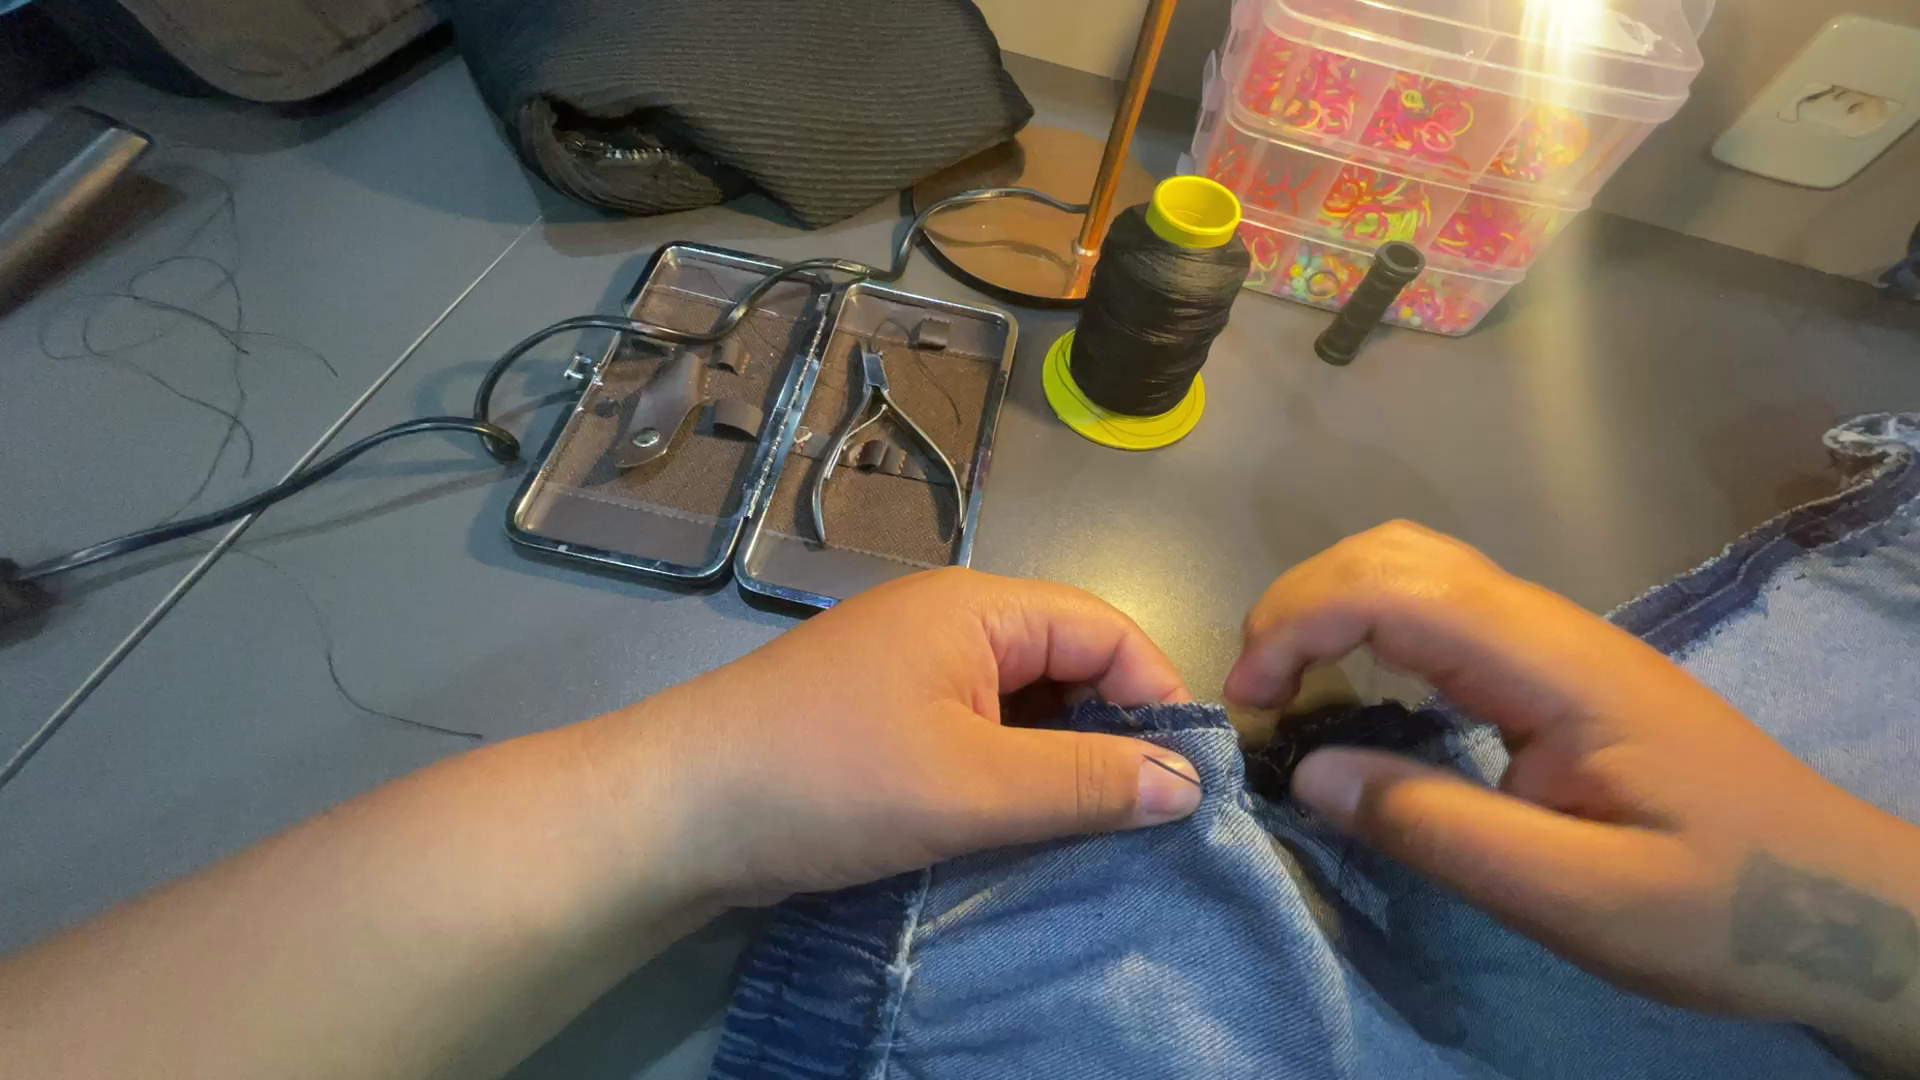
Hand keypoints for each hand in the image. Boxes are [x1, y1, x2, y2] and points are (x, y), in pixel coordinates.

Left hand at [583, 568, 1201, 906]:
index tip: (1190, 776)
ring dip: (1065, 756)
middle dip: (1114, 728)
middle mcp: (954, 622)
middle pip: (1067, 660)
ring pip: (1026, 702)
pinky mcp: (894, 712)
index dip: (1156, 690)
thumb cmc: (831, 776)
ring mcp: (919, 667)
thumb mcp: (971, 784)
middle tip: (1151, 812)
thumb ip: (1084, 779)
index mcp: (978, 607)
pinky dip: (1017, 770)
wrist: (681, 808)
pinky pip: (983, 729)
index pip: (1102, 628)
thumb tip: (1187, 783)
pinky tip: (1033, 821)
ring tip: (1102, 826)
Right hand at [1227, 522, 1919, 1068]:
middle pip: (1382, 555)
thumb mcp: (1581, 900)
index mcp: (1549, 662)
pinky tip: (1346, 673)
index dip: (1296, 627)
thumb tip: (1305, 769)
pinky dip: (1352, 617)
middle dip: (1293, 607)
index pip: (1389, 592)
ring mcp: (1533, 627)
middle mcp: (1534, 620)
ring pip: (1396, 560)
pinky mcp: (1527, 650)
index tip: (1249, 700)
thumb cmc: (1725, 905)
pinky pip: (1416, 594)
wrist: (1845, 906)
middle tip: (1256, 690)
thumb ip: (1435, 830)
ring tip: (1286, 677)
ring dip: (1319, 603)